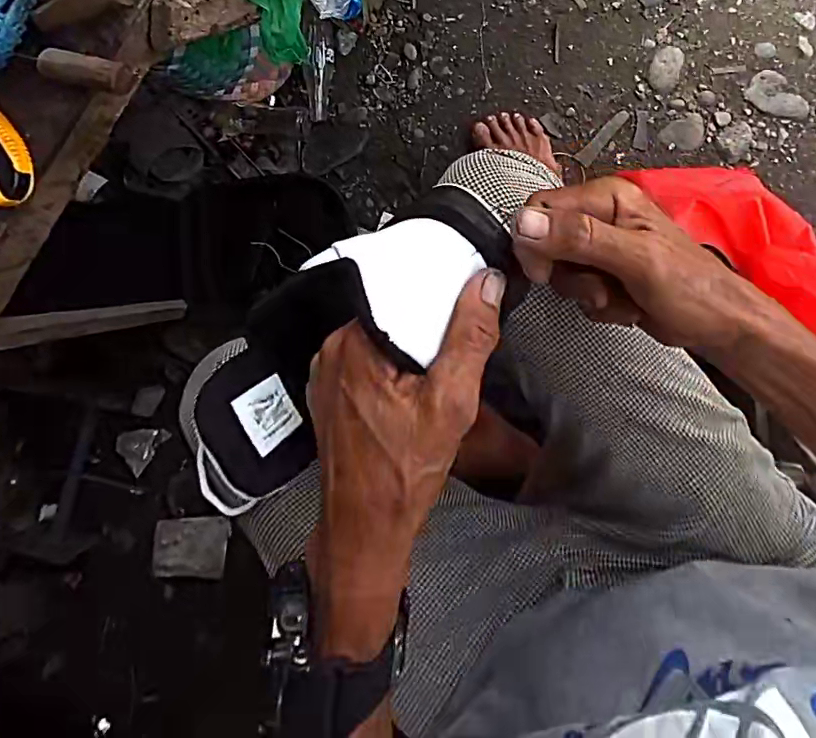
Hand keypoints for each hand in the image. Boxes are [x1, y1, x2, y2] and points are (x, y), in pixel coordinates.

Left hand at [307, 269, 503, 658]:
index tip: (465, 299)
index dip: (440, 290)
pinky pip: (371, 355)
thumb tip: (485, 287)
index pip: (403, 288)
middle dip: (429, 323)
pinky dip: (396, 363)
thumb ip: (470, 339)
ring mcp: (330, 370)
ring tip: (435, 375)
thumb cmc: (396, 479)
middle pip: (394, 310)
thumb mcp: (451, 404)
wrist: (365, 527)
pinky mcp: (334, 388)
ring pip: (384, 333)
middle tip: (453, 352)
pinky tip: (413, 389)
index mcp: (354, 343)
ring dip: (413, 345)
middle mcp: (334, 351)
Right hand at [512, 177, 791, 359]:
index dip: (536, 242)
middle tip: (598, 286)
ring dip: (587, 293)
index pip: (542, 208)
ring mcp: (603, 246)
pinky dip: (597, 305)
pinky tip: (626, 304)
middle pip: (547, 241)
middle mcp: (603, 216)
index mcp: (609, 196)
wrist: (720, 325)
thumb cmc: (695, 288)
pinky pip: (576, 289)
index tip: (547, 271)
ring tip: (620, 295)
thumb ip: (579, 237)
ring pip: (561, 270)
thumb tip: (527, 222)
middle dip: (569, 274)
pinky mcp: (605, 272)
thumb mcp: (635, 259)